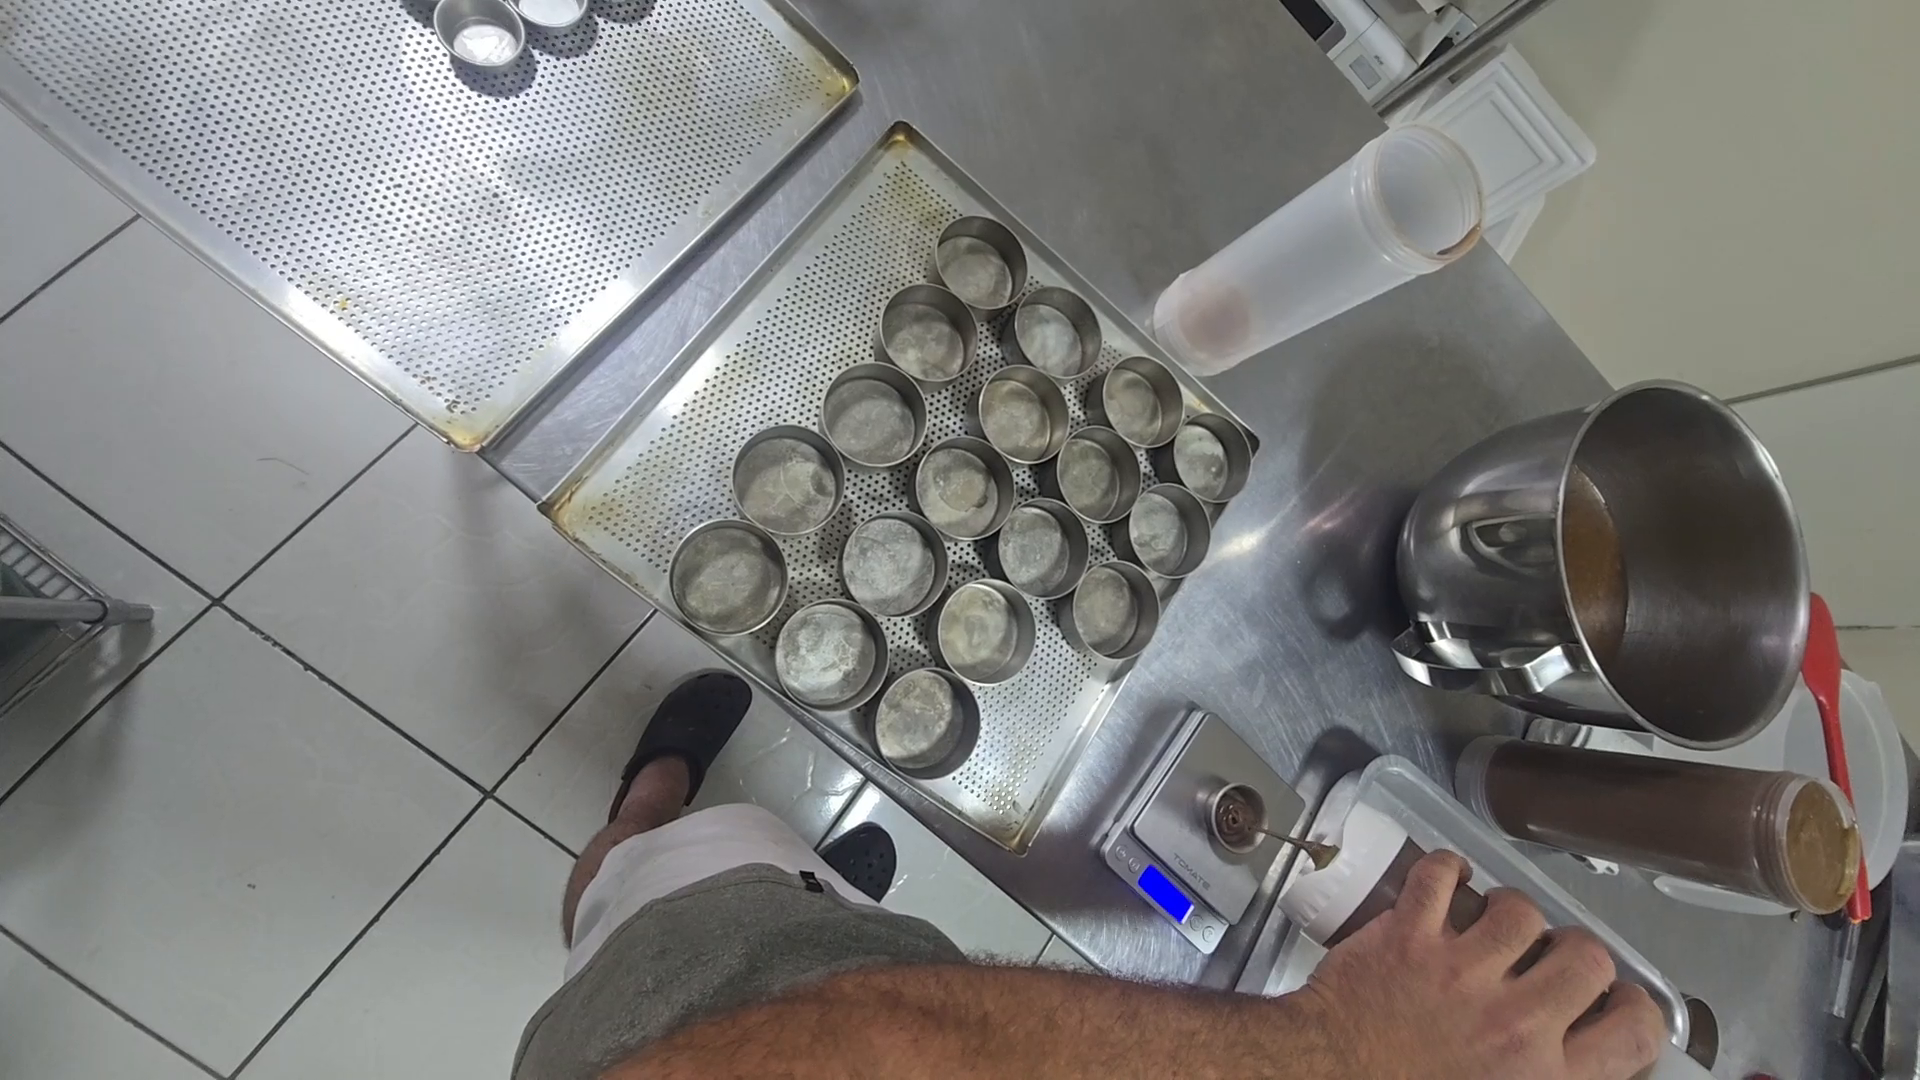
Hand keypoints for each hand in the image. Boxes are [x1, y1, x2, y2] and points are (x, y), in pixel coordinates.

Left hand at [1297, 851, 1665, 1079]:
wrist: (1338, 1073)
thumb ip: (1549, 1077)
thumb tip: (1575, 1054)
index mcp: (1553, 1077)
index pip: (1634, 1030)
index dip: (1632, 1004)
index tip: (1612, 992)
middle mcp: (1517, 1020)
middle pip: (1585, 956)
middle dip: (1575, 946)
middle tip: (1550, 949)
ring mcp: (1460, 970)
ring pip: (1518, 909)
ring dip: (1513, 907)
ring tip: (1498, 916)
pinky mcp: (1407, 934)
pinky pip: (1437, 877)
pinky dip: (1446, 865)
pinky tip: (1452, 873)